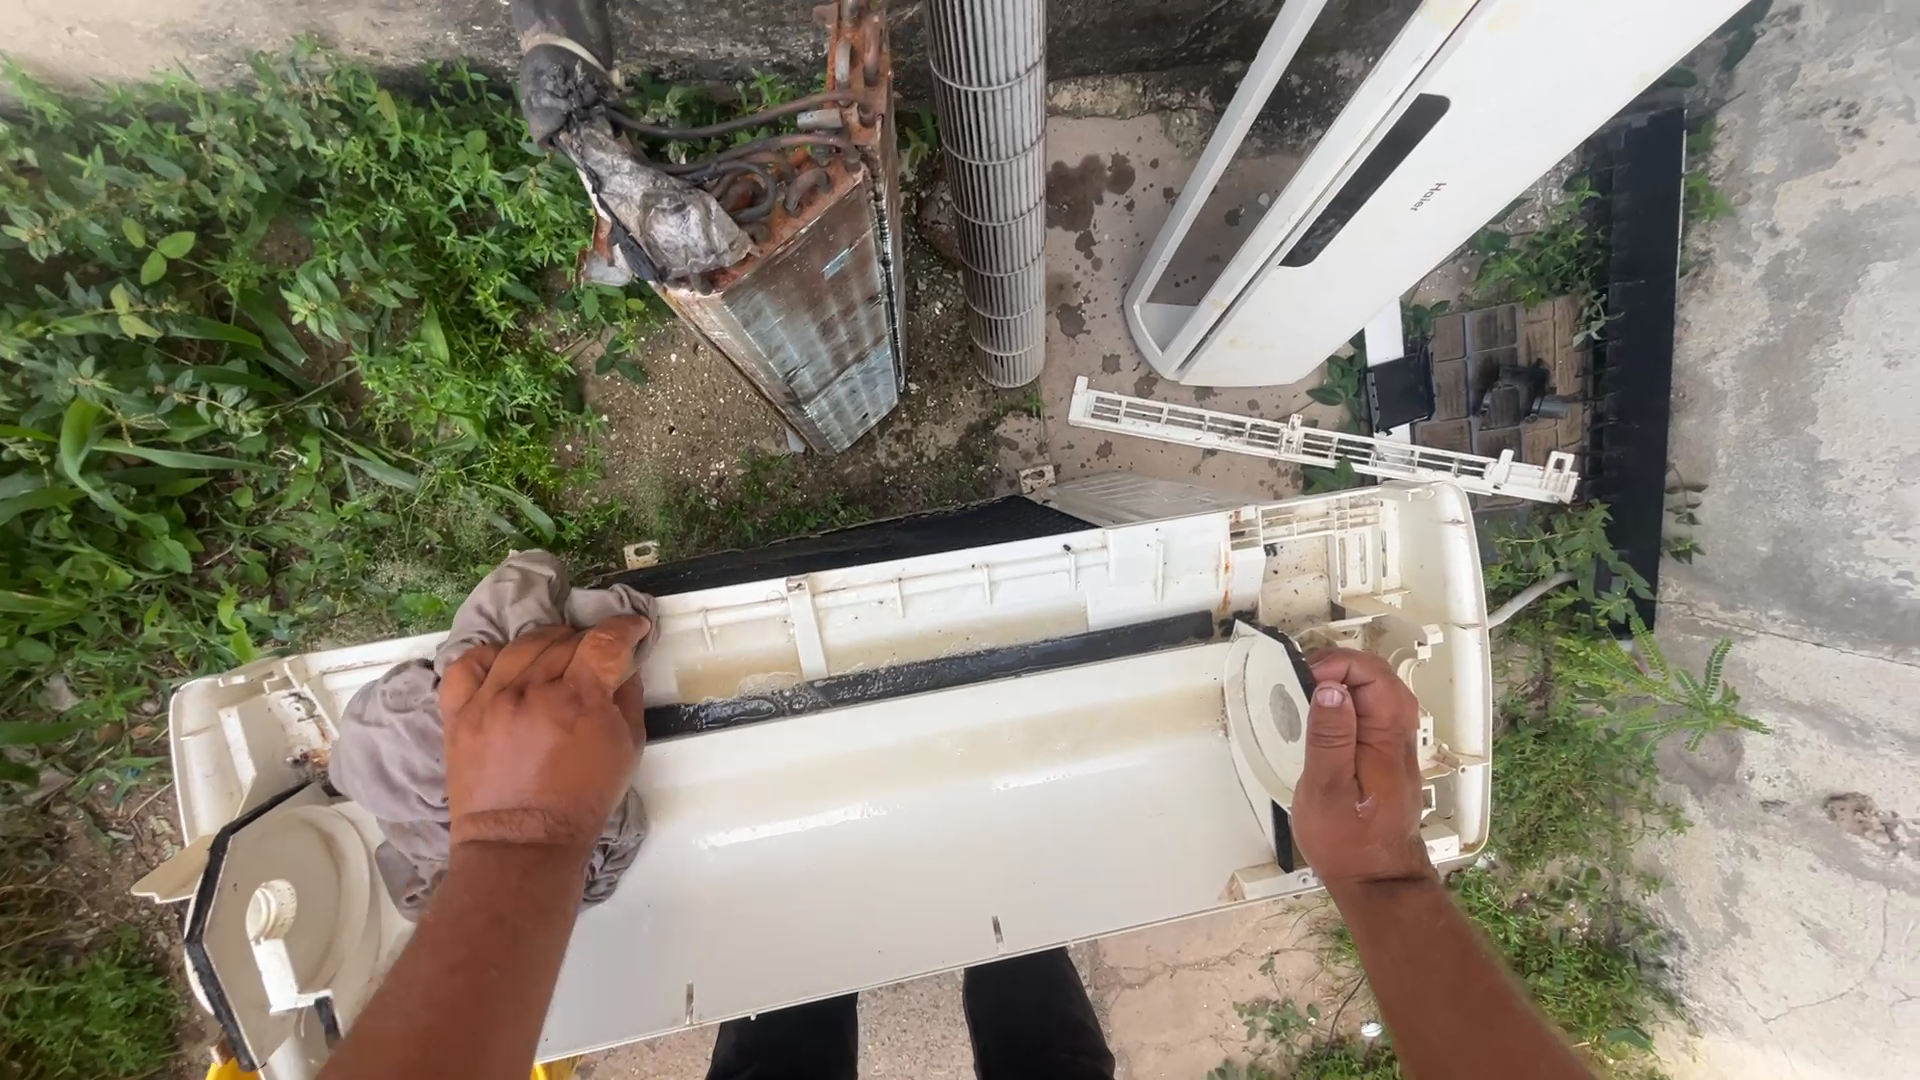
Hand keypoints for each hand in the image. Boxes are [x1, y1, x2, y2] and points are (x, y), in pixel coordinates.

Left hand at [439, 617, 651, 853]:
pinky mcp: (459, 714)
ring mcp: (490, 700)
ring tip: (557, 658)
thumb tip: (623, 666)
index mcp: (579, 699)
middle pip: (565, 638)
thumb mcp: (629, 746)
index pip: (605, 640)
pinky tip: (507, 665)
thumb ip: (628, 697)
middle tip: (598, 658)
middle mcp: (531, 690)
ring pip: (522, 644)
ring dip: (548, 643)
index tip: (635, 628)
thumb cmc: (584, 798)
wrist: (522, 842)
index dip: (626, 626)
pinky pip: (467, 664)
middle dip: (590, 642)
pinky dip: (491, 656)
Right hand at [1290, 647, 1433, 890]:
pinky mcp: (1385, 758)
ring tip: (1309, 690)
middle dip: (1341, 666)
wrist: (1376, 881)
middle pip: (1381, 678)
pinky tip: (1325, 713)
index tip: (1305, 683)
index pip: (1373, 675)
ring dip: (1345, 680)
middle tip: (1303, 680)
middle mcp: (1397, 737)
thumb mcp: (1326, 786)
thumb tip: (1330, 688)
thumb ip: (1329, 735)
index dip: (1337, 667)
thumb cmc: (1346, 838)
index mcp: (1385, 739)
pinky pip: (1374, 712)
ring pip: (1380, 693)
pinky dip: (1349, 699)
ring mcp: (1394, 748)